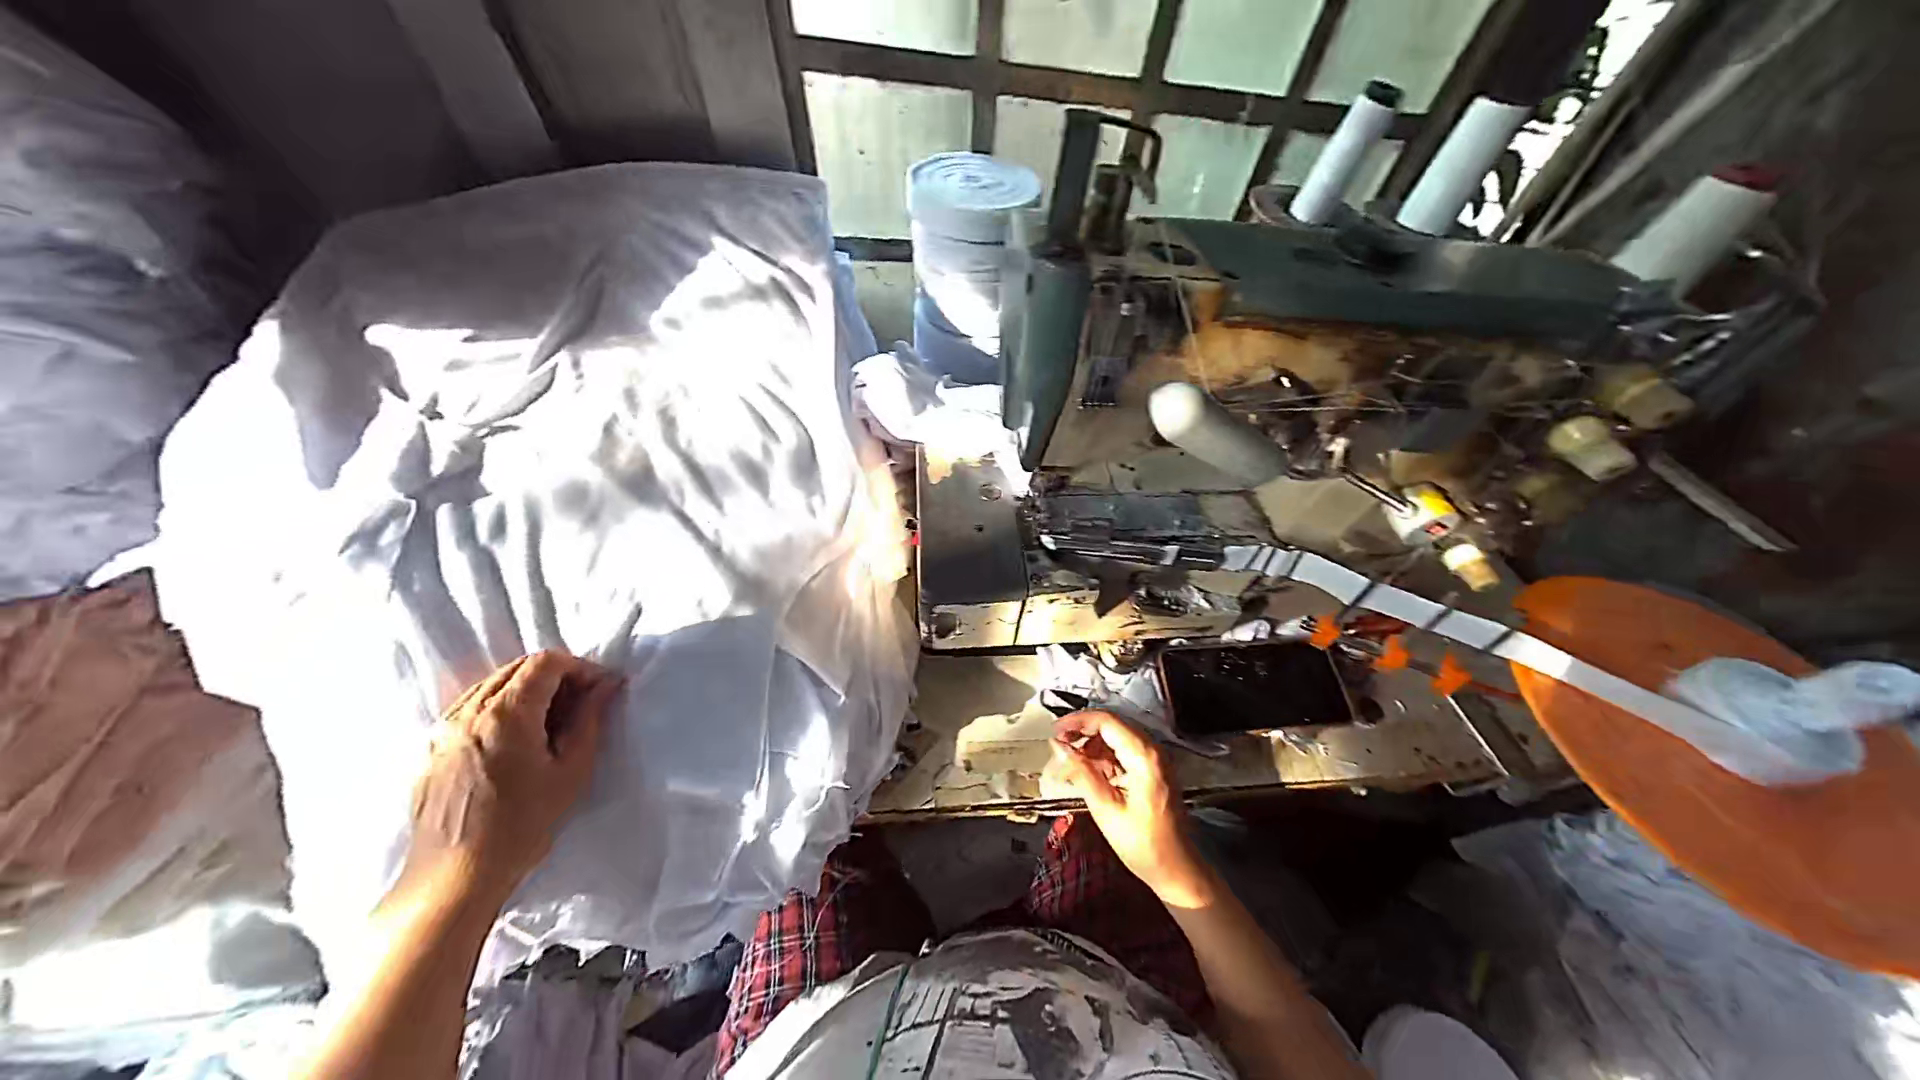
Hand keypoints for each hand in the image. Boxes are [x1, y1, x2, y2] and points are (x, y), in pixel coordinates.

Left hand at [400, 650, 621, 906]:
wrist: (454, 878)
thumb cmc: (522, 826)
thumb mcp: (571, 771)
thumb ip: (589, 719)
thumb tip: (606, 685)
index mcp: (506, 714)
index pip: (545, 662)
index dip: (579, 667)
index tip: (599, 689)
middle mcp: (468, 712)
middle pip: (517, 667)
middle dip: (556, 675)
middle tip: (581, 702)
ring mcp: (442, 729)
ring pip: (492, 683)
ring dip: (528, 689)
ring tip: (551, 720)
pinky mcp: (430, 749)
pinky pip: (470, 706)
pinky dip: (501, 706)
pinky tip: (517, 737)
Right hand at [1042, 710, 1216, 908]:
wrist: (1177, 871)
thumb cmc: (1145, 845)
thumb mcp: (1105, 808)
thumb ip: (1081, 772)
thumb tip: (1059, 746)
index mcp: (1145, 757)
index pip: (1107, 721)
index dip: (1077, 721)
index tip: (1055, 731)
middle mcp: (1153, 751)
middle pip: (1111, 725)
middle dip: (1082, 732)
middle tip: (1058, 746)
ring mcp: (1154, 760)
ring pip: (1115, 738)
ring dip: (1090, 746)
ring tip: (1069, 765)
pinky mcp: (1152, 771)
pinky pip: (1122, 753)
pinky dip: (1102, 758)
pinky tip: (1087, 774)